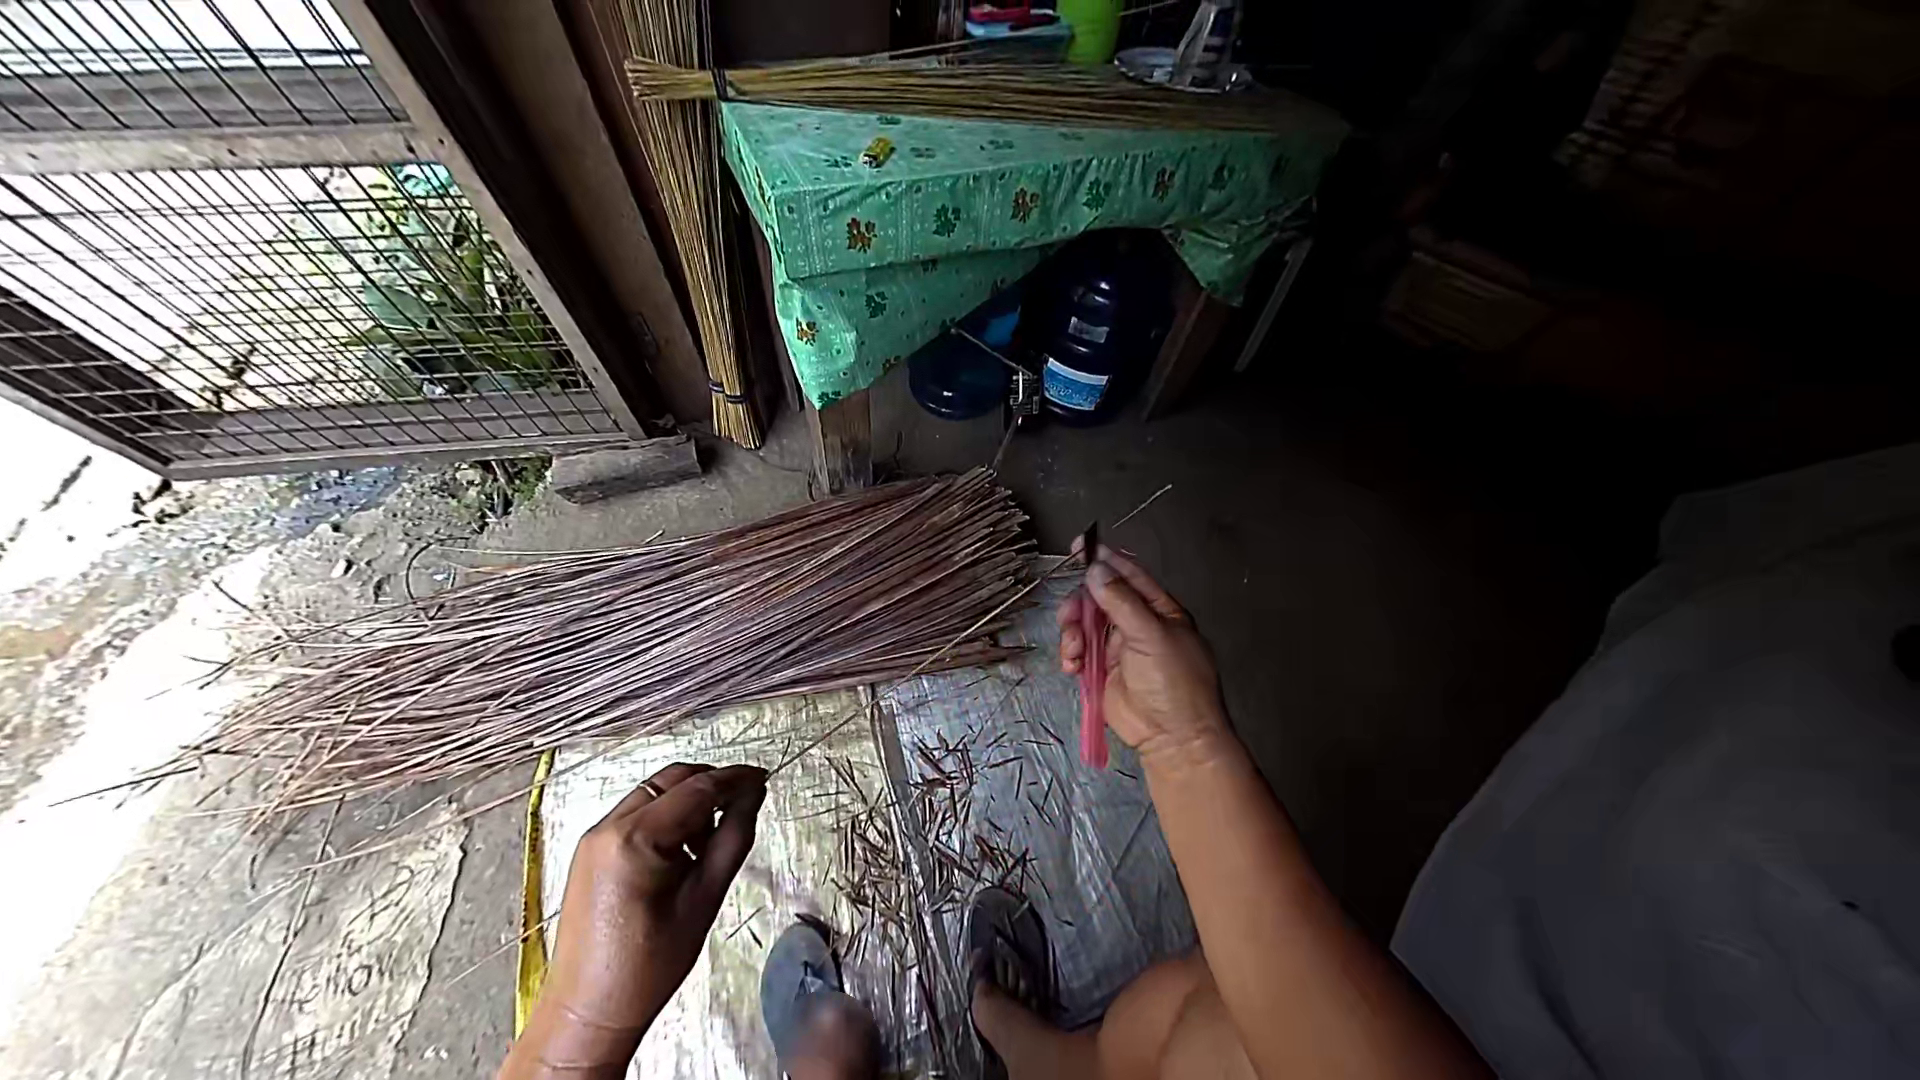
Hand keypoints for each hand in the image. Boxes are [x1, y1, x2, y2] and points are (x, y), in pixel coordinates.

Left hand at [542, 763, 767, 1039]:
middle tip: (744, 801)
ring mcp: (595, 838)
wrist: (589, 1012)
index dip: (735, 778)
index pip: (697, 787)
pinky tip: (685, 848)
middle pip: (673, 779)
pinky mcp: (591, 851)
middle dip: (712, 784)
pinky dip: (668, 816)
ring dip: (690, 800)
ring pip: (656, 793)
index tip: (761, 778)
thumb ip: (734, 835)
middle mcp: (607, 828)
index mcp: (635, 839)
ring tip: (712, 838)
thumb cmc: (647, 965)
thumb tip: (753, 794)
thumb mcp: (706, 895)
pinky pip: (638, 813)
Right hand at [1058, 543, 1236, 771]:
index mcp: (1158, 610)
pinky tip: (1074, 667)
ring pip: (1083, 625)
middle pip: (1098, 599)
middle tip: (1070, 614)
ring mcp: (1118, 648)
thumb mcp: (1150, 635)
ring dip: (1073, 634)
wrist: (1171, 737)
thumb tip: (1096, 570)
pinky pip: (1078, 652)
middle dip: (1080, 604)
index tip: (1080, 546)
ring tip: (1075, 651)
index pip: (1128, 575)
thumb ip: (1120, 601)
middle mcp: (1137, 624)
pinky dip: (1072, 656)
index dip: (1105, 559)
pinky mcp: (1101, 670)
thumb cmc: (1174, 683)